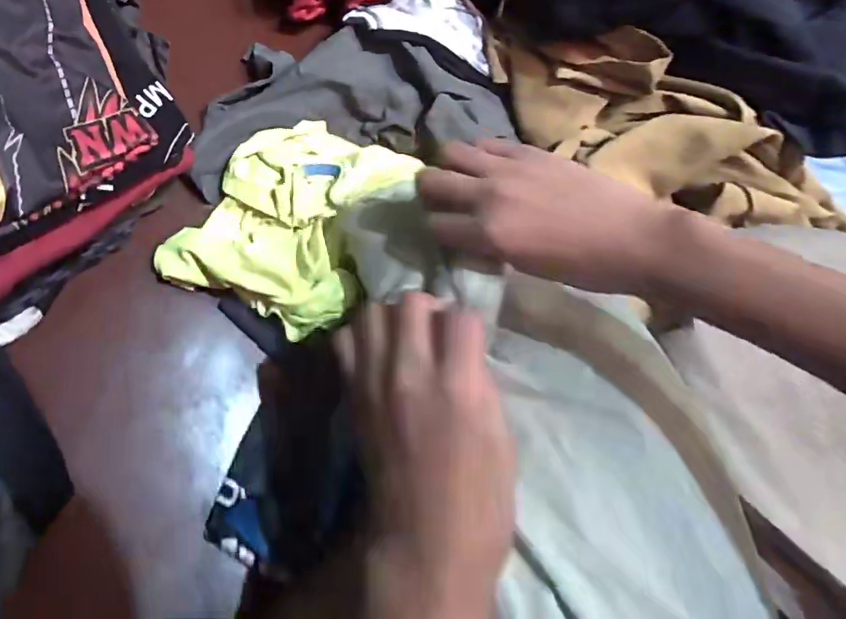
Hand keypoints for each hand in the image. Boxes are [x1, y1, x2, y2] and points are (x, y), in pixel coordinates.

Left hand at [336, 293, 514, 618]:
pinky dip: (358, 337)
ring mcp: (375, 380)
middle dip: (428, 306)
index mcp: (459, 387)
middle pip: (410, 301)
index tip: (469, 334)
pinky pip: (343, 340)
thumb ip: (481, 384)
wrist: (424, 543)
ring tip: (402, 335)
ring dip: (390, 315)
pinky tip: (373, 353)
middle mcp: (412, 373)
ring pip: (371, 311)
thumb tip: (464, 351)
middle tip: (434, 327)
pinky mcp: (352, 393)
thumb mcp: (501, 440)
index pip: (461, 315)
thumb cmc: (479, 503)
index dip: (469, 321)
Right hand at [416, 138, 702, 296]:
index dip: (433, 228)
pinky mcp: (527, 150)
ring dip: (449, 164)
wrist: (637, 237)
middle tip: (441, 198)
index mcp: (489, 233)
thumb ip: (488, 246)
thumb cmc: (586, 267)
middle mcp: (488, 195)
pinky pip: (485, 142)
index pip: (434, 224)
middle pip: (430, 180)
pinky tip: (492, 164)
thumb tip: (465, 235)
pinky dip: (480, 152)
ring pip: (450, 151)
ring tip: (463, 175)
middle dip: (428, 191)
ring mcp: (506, 167)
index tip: (442, 230)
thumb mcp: (526, 267)